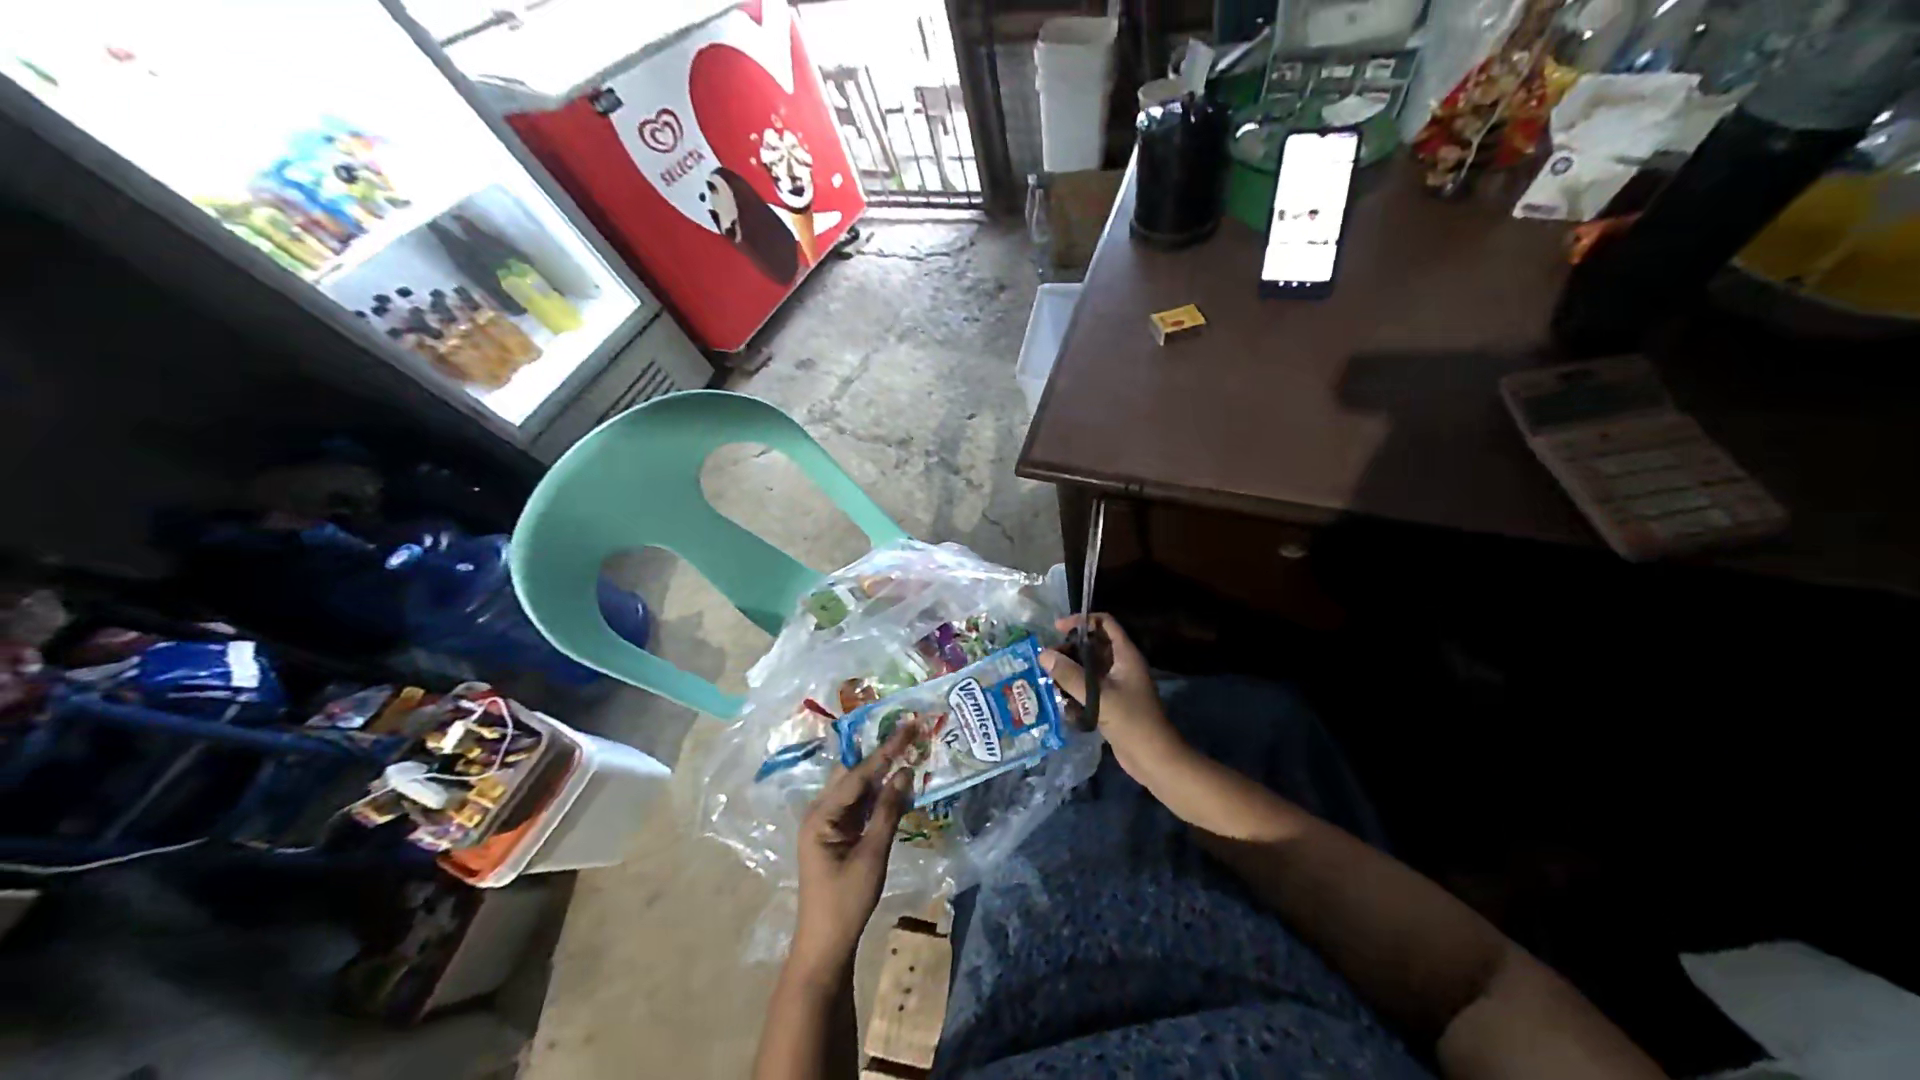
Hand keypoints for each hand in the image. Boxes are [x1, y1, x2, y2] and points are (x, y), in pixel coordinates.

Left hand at [792, 721, 917, 975]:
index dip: (885, 750)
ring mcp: (827, 824)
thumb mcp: (872, 855)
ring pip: (857, 789)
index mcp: (821, 815)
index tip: (906, 726)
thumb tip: (904, 773)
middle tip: (908, 733)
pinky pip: (859, 806)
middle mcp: (820, 813)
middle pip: (853, 774)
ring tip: (907, 752)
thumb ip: (889, 812)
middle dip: (881, 754)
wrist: (826, 944)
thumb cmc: (846, 901)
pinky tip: (897, 786)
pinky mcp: (837, 836)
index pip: (858, 774)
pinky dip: (878, 796)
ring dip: (881, 774)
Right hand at [1040, 614, 1183, 771]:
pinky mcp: (1110, 702)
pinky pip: (1088, 686)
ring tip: (1047, 676)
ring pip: (1088, 667)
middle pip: (1093, 645)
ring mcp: (1116, 684)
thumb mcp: (1098, 696)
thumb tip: (1043, 654)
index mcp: (1125, 655)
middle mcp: (1121, 665)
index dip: (1082, 621)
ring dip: (1069, 670)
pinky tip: (1058, 697)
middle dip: (1070, 648)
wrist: (1153, 758)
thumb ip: (1070, 675)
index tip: (1058, 628)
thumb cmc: (1131, 721)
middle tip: (1047, 658)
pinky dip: (1074, 688)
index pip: (1105, 623)